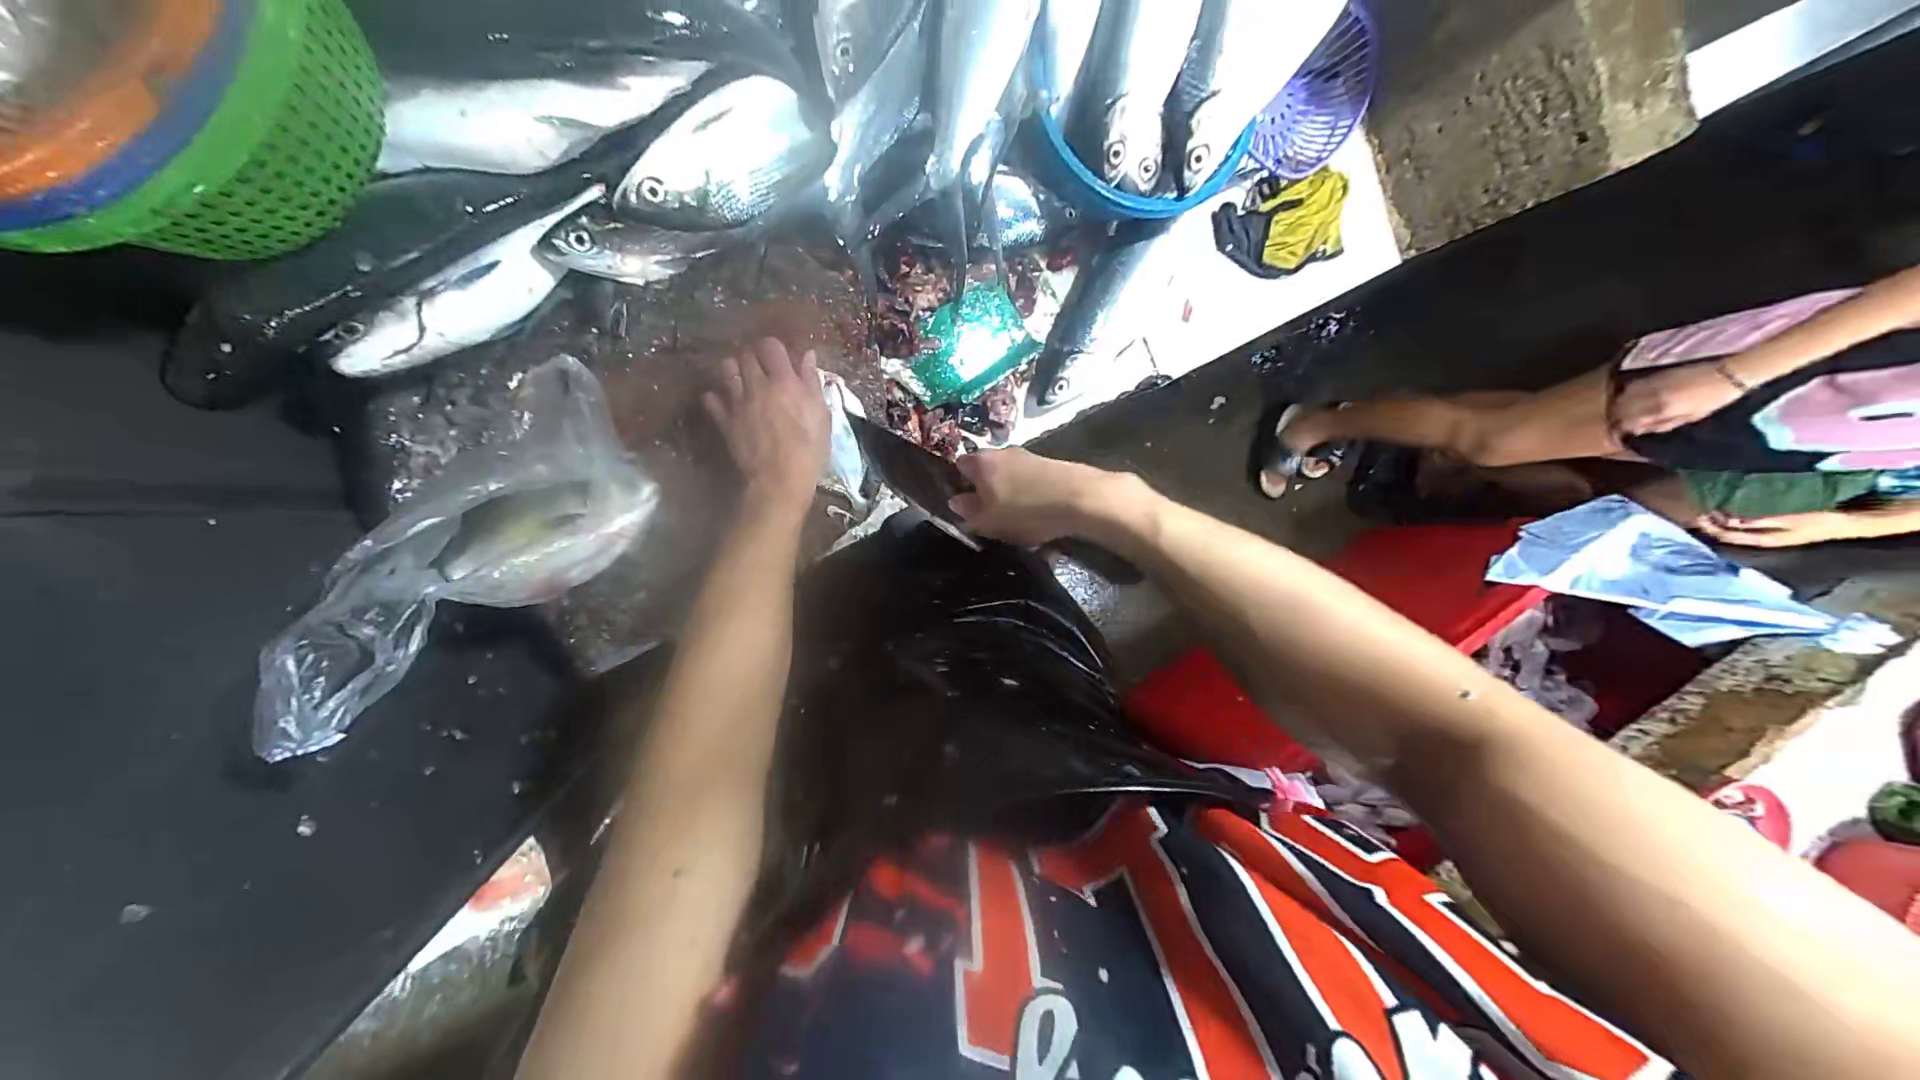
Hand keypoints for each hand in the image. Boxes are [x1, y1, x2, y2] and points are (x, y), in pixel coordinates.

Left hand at [703, 338, 828, 515]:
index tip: (779, 356)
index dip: (774, 347)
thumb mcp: (822, 414)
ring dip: (733, 369)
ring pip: (727, 371)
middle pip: (746, 355)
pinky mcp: (726, 421)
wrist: (780, 478)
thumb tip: (808, 356)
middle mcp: (758, 385)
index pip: (772, 347)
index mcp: (784, 381)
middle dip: (752, 356)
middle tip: (760, 365)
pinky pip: (712, 400)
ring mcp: (738, 402)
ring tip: (741, 377)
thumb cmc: (810, 448)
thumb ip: (812, 382)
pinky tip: (721, 399)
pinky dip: (715, 396)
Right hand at [949, 448, 1141, 546]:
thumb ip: (968, 511)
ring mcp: (1030, 457)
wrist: (1081, 498)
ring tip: (1020, 525)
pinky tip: (1042, 520)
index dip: (959, 485)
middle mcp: (1003, 452)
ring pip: (1011, 479)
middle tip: (992, 519)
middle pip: (987, 472)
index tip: (966, 506)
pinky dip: (1033, 500)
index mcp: (981, 462)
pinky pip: (1033, 485)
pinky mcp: (1053, 466)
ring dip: (1012, 498)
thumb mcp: (988, 521)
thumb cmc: (1025, 511)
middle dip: (988, 493)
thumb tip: (956, 501)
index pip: (959, 466)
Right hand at [1610, 364, 1748, 434]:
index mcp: (1660, 409)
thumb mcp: (1693, 416)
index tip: (1621, 436)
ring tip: (1623, 412)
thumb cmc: (1716, 398)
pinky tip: (1632, 397)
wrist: (1731, 371)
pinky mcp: (1655, 375)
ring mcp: (1651, 384)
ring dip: (1619, 406)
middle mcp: (1650, 396)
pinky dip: (1627, 394)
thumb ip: (1664, 424)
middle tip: (1619, 425)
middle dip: (1616, 418)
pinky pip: (1631, 387)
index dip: (1620, 431)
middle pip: (1619, 410)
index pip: (1627, 423)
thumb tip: (1641, 431)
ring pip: (1622, 397)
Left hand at [1695, 510, 1865, 547]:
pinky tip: (1730, 513)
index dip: (1711, 527)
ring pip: (1736, 532)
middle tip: (1700, 512)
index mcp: (1764, 540)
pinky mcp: (1775, 530)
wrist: (1850, 522)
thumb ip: (1760, 521)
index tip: (1699, 515)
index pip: (1728, 537)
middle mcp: (1762, 541)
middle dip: (1712, 526)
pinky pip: (1747, 528)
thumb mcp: (1789, 520)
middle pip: (1728, 536)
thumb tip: (1731, 522)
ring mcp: (1768, 536)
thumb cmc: (1820, 520)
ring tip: (1710, 512)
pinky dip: (1734, 522)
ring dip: (1722, 523)